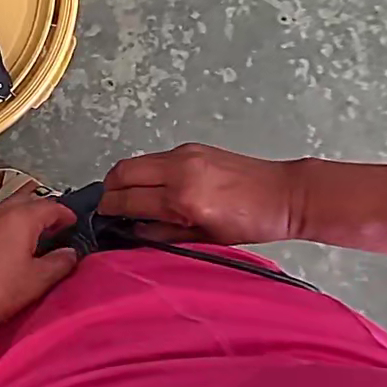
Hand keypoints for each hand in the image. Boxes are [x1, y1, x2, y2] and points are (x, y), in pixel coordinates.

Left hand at [0, 195, 79, 345]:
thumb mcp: (38, 279)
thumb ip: (59, 263)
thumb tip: (70, 254)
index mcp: (20, 218)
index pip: (50, 206)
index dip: (65, 213)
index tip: (73, 221)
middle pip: (26, 201)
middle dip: (43, 211)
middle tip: (56, 226)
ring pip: (6, 210)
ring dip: (23, 218)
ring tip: (34, 237)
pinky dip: (6, 227)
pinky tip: (8, 247)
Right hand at [99, 143, 306, 244]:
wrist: (285, 194)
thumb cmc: (252, 224)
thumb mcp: (205, 239)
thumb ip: (164, 233)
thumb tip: (133, 230)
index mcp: (183, 198)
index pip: (128, 200)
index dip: (109, 209)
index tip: (101, 218)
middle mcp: (179, 170)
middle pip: (122, 172)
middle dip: (109, 190)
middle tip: (108, 207)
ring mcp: (185, 154)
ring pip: (135, 162)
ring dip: (124, 179)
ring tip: (128, 199)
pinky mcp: (191, 147)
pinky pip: (154, 158)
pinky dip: (144, 172)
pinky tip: (152, 188)